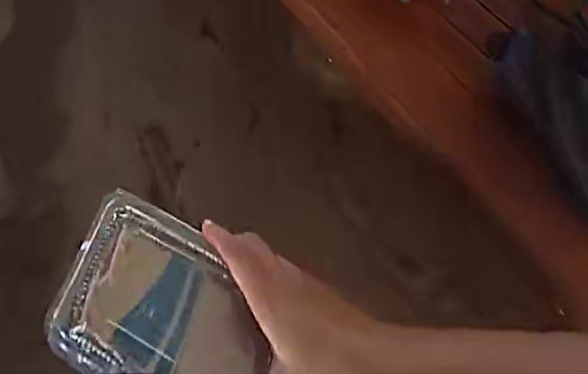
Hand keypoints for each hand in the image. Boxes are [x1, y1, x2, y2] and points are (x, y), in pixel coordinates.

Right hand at [205, 221, 379, 373]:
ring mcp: (312, 286)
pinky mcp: (332, 300)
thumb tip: (239, 367)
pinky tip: (286, 300)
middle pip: (257, 248)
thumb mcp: (282, 366)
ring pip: (278, 260)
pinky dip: (283, 278)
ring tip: (250, 271)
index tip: (207, 227)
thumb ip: (258, 364)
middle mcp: (286, 279)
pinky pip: (296, 277)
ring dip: (262, 260)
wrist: (380, 364)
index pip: (237, 252)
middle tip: (223, 247)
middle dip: (238, 243)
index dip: (220, 238)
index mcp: (266, 290)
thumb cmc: (324, 361)